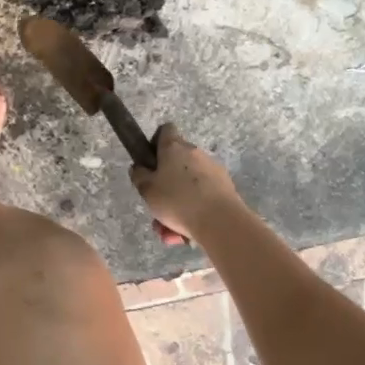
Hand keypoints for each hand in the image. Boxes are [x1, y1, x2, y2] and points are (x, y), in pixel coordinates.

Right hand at [130, 125, 239, 245]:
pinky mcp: (226, 187)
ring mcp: (212, 169)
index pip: (165, 130)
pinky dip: (195, 211)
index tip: (150, 162)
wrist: (221, 221)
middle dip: (166, 186)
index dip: (155, 142)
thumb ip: (139, 176)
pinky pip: (203, 196)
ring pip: (189, 185)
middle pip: (176, 163)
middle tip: (158, 208)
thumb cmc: (178, 200)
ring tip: (171, 232)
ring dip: (179, 204)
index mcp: (173, 147)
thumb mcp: (147, 190)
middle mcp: (194, 152)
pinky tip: (188, 234)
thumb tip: (139, 168)